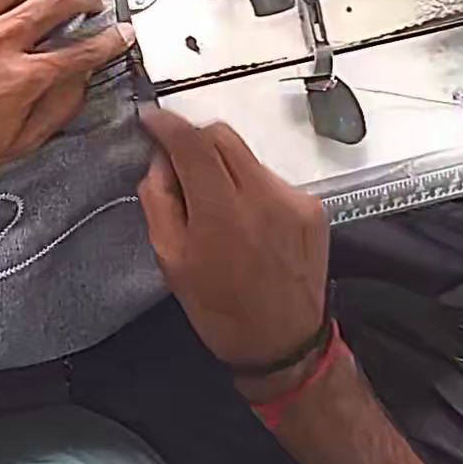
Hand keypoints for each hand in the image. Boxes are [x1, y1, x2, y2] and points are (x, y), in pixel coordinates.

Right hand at [136, 108, 330, 371]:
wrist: (282, 343)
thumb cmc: (217, 306)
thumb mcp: (169, 257)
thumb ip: (158, 199)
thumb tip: (160, 160)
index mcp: (221, 213)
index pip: (192, 143)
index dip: (167, 124)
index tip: (151, 120)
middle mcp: (262, 197)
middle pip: (220, 134)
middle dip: (192, 139)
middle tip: (177, 164)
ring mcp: (292, 199)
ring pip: (244, 153)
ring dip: (220, 163)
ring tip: (213, 201)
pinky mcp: (311, 206)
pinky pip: (267, 175)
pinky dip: (246, 183)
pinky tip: (243, 215)